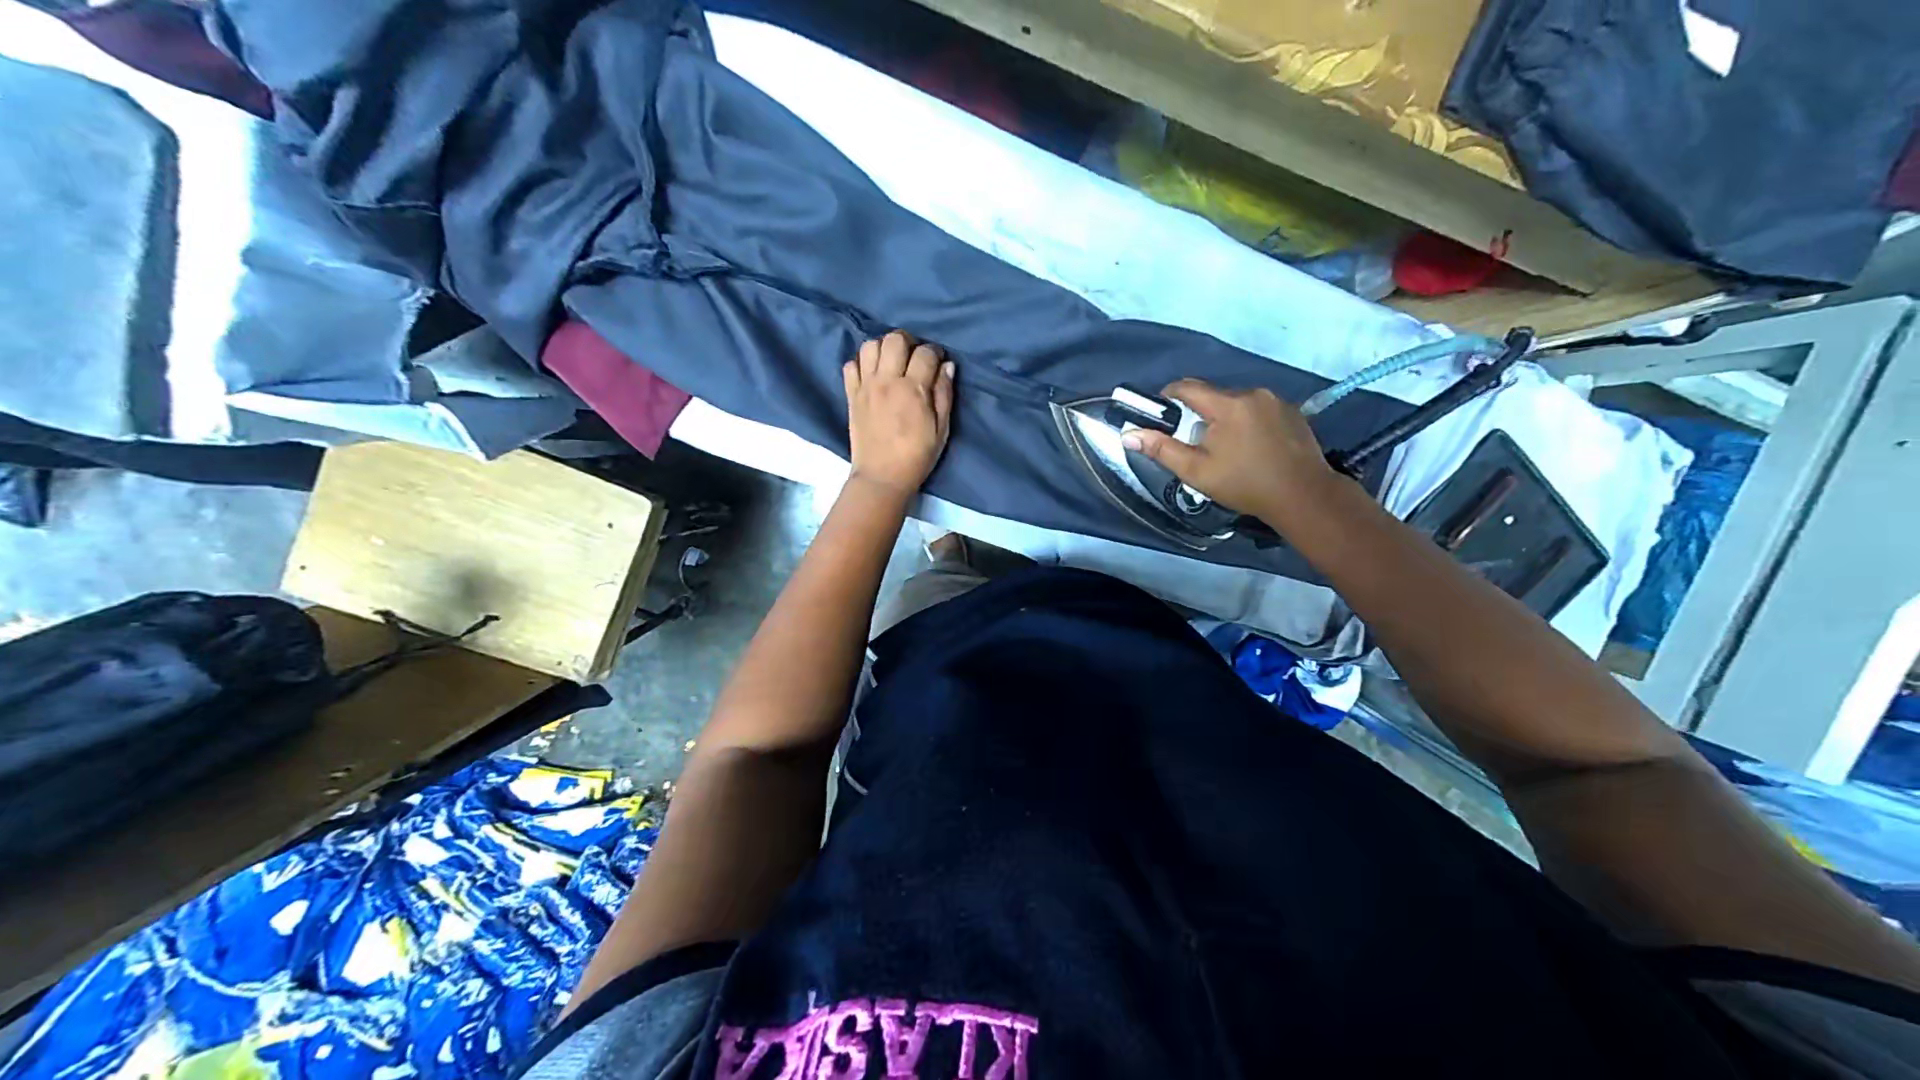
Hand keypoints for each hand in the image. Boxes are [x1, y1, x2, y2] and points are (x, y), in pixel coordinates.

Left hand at [843, 330, 954, 497]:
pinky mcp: (851, 395)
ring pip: (870, 346)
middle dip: (908, 342)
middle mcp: (887, 381)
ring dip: (883, 348)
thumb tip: (947, 366)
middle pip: (894, 339)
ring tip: (892, 363)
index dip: (935, 353)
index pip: (925, 353)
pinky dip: (861, 363)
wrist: (881, 477)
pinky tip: (872, 375)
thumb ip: (944, 394)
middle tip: (914, 357)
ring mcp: (866, 386)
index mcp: (913, 389)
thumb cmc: (917, 456)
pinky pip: (850, 365)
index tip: (937, 362)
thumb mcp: (941, 429)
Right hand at [1120, 378, 1336, 524]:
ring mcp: (1277, 401)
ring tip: (1226, 448)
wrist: (1303, 495)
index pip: (1188, 386)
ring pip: (1238, 403)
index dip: (1170, 395)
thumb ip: (1162, 449)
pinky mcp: (1294, 412)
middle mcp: (1253, 394)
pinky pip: (1260, 409)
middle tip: (1196, 443)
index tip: (1162, 412)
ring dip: (1226, 418)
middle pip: (1214, 396)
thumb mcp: (1197, 471)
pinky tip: (1252, 447)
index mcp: (1227, 404)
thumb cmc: (1245, 484)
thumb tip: (1129, 434)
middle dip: (1201, 414)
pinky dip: (1249, 422)